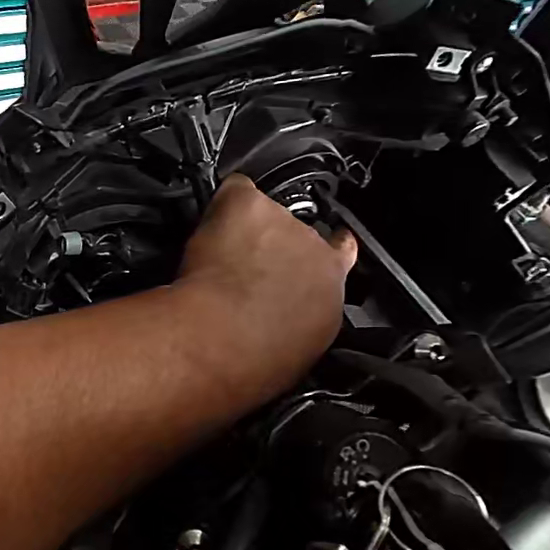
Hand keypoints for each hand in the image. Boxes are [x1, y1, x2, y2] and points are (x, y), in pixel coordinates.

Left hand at [175, 175, 356, 392]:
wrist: (224, 339)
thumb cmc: (256, 357)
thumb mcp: (298, 348)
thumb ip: (301, 318)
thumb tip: (284, 324)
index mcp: (331, 286)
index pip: (341, 254)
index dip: (326, 250)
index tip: (314, 251)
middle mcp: (314, 247)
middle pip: (295, 233)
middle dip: (271, 245)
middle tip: (242, 269)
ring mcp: (282, 222)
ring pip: (261, 215)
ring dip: (243, 230)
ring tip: (219, 261)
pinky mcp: (249, 205)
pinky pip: (234, 192)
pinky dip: (220, 206)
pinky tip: (208, 233)